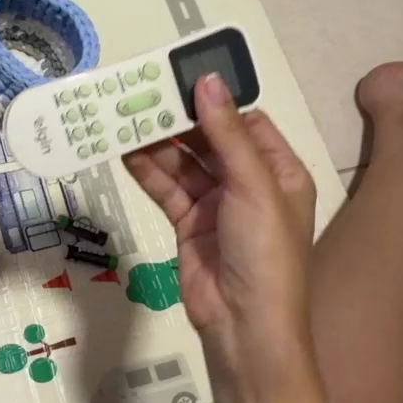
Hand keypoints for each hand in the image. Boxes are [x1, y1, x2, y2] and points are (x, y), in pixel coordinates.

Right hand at [123, 75, 320, 402]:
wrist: (244, 326)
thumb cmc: (265, 251)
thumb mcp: (253, 187)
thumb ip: (226, 134)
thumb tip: (207, 81)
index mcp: (279, 170)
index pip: (245, 122)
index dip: (214, 100)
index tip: (177, 76)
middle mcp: (248, 183)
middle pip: (208, 140)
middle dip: (177, 119)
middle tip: (139, 94)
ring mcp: (216, 204)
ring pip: (183, 163)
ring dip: (156, 143)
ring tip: (123, 118)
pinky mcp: (187, 222)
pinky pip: (166, 188)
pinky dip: (147, 171)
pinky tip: (123, 152)